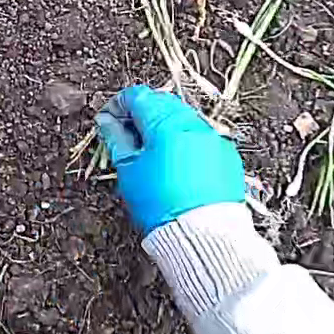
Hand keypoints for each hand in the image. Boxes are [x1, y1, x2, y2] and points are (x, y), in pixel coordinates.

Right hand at [97, 85, 245, 231]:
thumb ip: (116, 138)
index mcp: (166, 123)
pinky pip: (199, 136)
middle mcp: (193, 124)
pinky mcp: (226, 154)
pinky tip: (172, 163)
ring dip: (161, 126)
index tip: (109, 120)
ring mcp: (213, 138)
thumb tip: (107, 121)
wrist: (204, 237)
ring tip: (148, 152)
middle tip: (125, 135)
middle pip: (161, 102)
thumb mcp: (129, 170)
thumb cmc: (162, 206)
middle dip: (140, 114)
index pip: (138, 96)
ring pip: (181, 117)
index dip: (118, 105)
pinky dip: (182, 141)